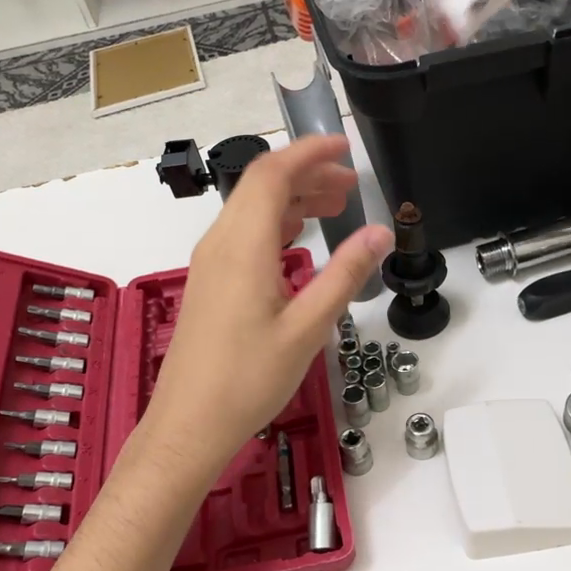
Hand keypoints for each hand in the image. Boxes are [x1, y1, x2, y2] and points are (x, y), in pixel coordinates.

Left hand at [138, 135, 391, 473]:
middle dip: (308, 175)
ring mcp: (210, 264)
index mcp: (243, 246)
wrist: (190, 423)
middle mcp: (220, 244)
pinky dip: (276, 225)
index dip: (310, 152)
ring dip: (293, 200)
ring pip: (252, 210)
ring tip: (335, 208)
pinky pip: (243, 235)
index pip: (273, 174)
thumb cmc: (248, 380)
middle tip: (352, 186)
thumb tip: (380, 233)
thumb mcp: (308, 328)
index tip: (345, 147)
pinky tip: (300, 243)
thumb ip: (345, 275)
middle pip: (261, 186)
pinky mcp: (210, 284)